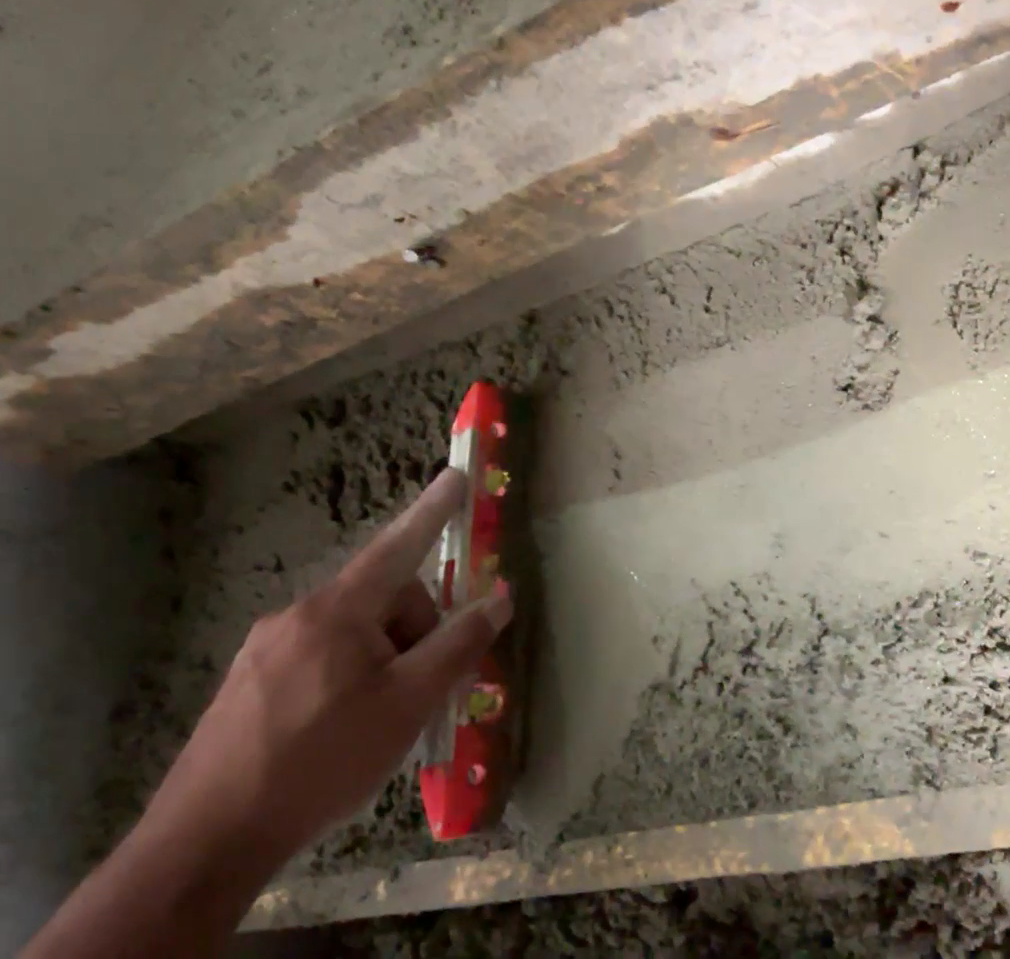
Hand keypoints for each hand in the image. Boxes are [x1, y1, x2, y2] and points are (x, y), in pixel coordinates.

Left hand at [143, 468, 511, 864]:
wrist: (207, 840)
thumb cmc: (323, 760)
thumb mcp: (410, 701)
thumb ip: (460, 642)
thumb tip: (499, 596)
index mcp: (337, 612)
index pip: (397, 547)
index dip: (433, 511)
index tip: (457, 474)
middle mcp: (297, 617)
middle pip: (384, 599)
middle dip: (420, 631)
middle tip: (430, 687)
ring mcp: (266, 651)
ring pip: (355, 634)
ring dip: (390, 660)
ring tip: (390, 718)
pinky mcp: (249, 685)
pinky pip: (324, 658)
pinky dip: (357, 678)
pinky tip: (351, 728)